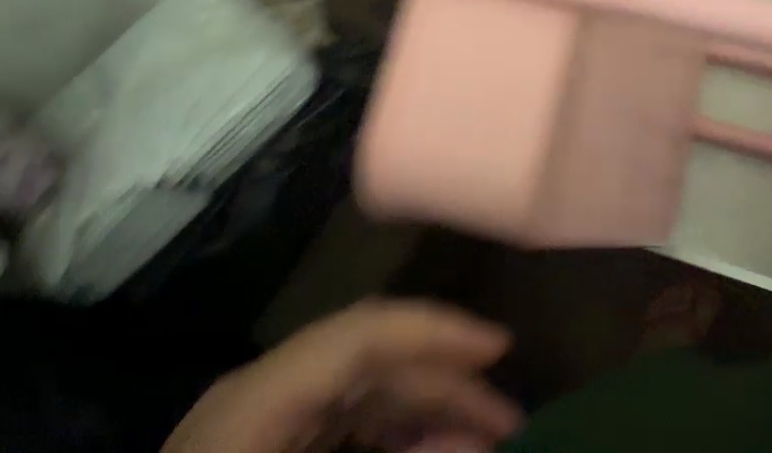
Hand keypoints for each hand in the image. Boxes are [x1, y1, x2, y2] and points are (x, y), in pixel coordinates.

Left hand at [161, 299, 521, 452]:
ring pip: (360, 395)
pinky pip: (342, 426)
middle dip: (444, 386)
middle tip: (512, 422)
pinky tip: (427, 452)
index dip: (436, 330)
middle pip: (370, 363)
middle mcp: (263, 393)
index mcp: (260, 398)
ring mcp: (260, 422)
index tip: (501, 348)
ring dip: (423, 413)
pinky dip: (392, 437)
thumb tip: (470, 445)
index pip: (362, 334)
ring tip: (481, 443)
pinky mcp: (265, 447)